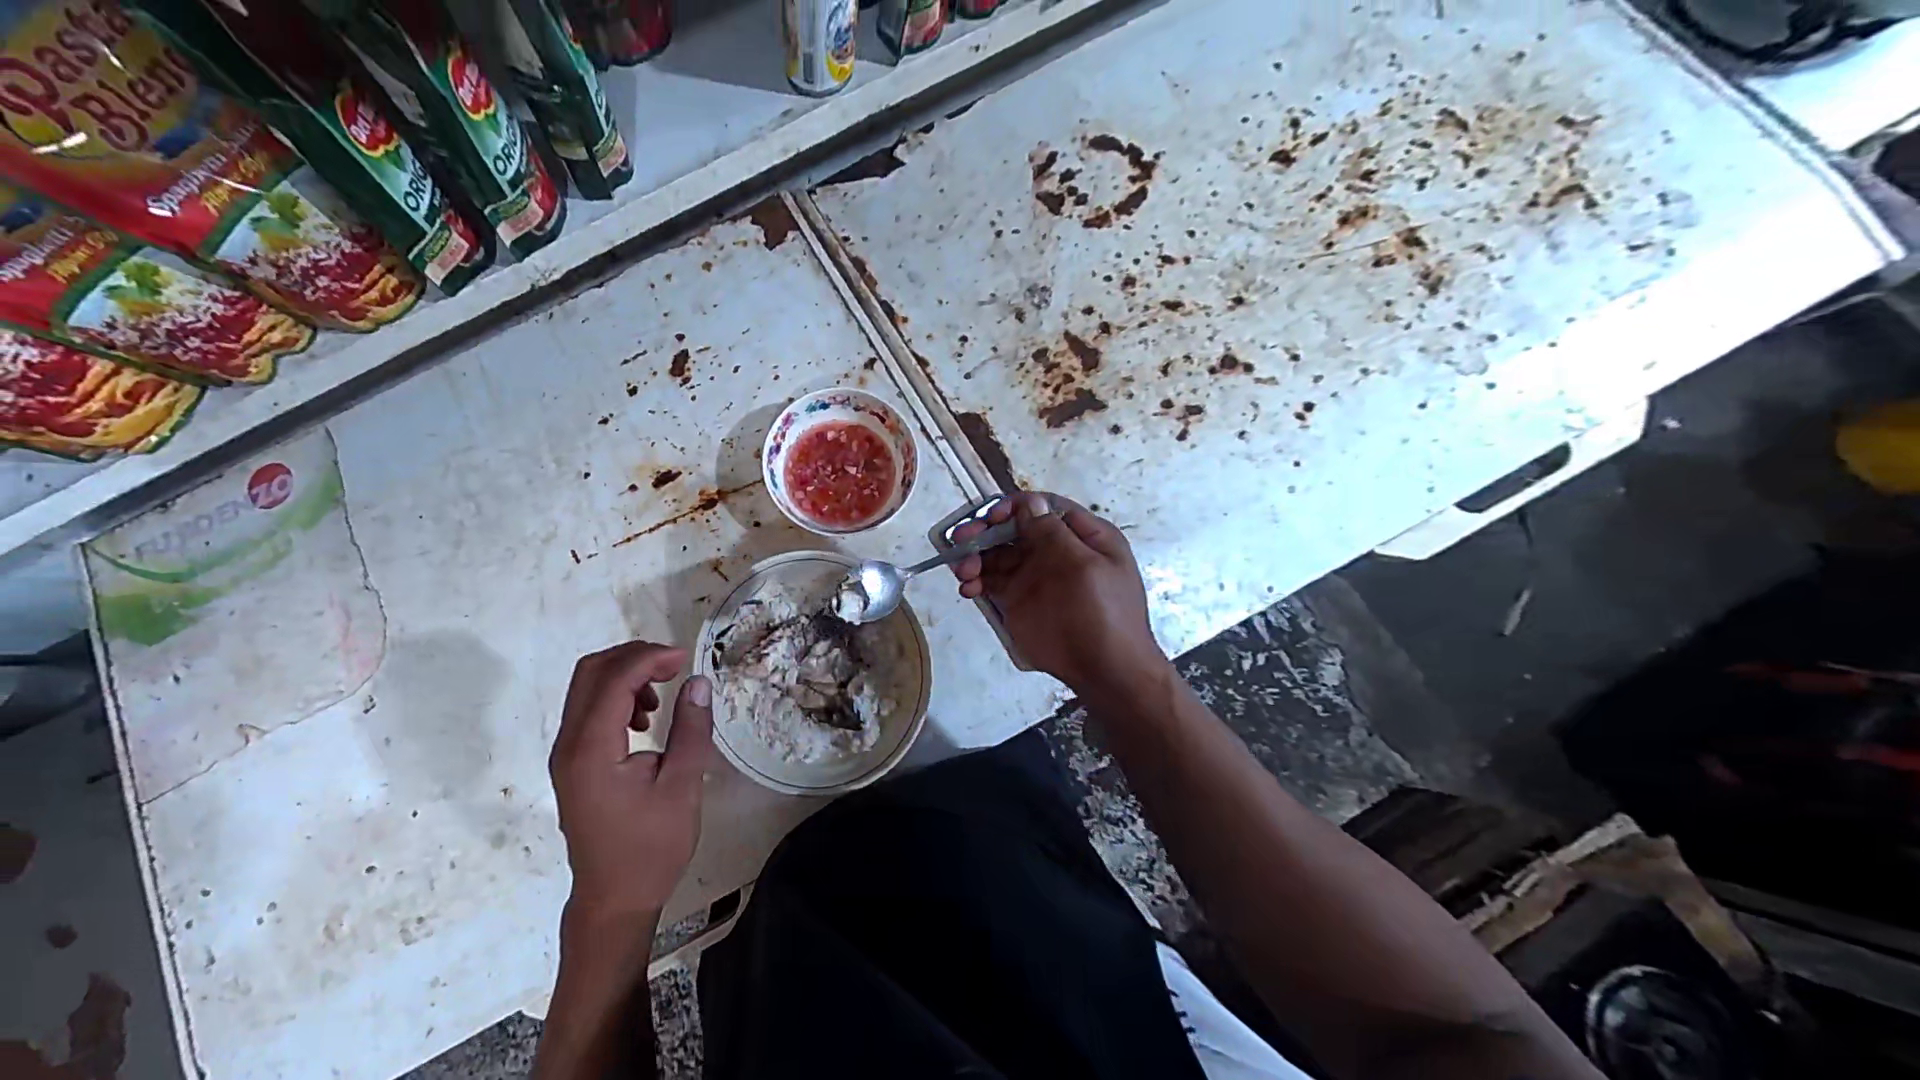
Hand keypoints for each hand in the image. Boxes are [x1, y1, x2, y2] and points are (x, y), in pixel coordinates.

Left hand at [549, 642, 712, 924]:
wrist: (614, 897)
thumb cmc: (652, 846)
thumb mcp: (682, 786)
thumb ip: (691, 730)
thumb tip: (699, 683)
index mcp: (592, 751)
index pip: (613, 681)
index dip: (649, 659)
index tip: (685, 659)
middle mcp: (569, 745)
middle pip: (590, 673)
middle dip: (634, 658)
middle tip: (675, 667)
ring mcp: (566, 754)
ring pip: (587, 688)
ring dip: (626, 676)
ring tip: (664, 695)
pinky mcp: (573, 762)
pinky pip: (588, 709)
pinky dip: (617, 696)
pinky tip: (647, 719)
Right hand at [952, 491, 1168, 693]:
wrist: (1105, 671)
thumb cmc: (1103, 614)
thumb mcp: (1085, 566)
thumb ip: (1053, 532)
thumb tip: (1029, 502)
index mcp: (1083, 537)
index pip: (1044, 508)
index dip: (1015, 507)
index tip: (991, 518)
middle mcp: (1056, 552)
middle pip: (1014, 529)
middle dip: (985, 531)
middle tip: (961, 540)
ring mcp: (1035, 577)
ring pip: (997, 555)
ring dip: (975, 556)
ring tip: (963, 572)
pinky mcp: (1018, 602)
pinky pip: (991, 582)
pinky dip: (976, 581)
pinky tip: (968, 590)